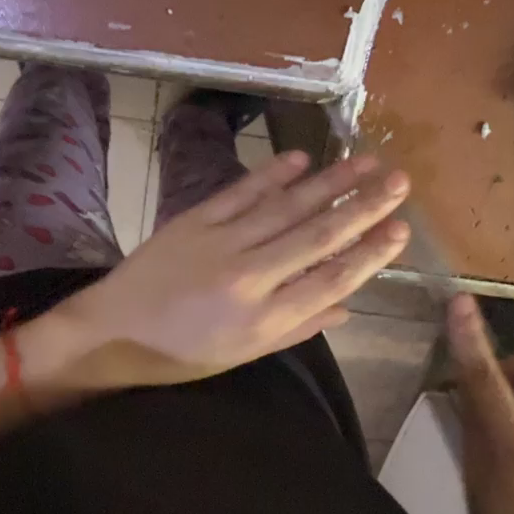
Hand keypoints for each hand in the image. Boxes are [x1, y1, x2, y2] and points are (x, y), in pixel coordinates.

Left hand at [49, 151, 409, 387]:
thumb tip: (348, 308)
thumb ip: (296, 328)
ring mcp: (221, 243)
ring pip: (286, 208)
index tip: (402, 230)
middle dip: (363, 206)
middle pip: (317, 236)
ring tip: (367, 160)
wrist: (112, 331)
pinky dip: (273, 175)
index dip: (370, 254)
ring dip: (330, 182)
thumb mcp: (241, 354)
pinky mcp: (195, 220)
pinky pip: (242, 193)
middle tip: (401, 181)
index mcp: (264, 320)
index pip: (331, 280)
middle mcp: (250, 278)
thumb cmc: (179, 354)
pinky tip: (302, 159)